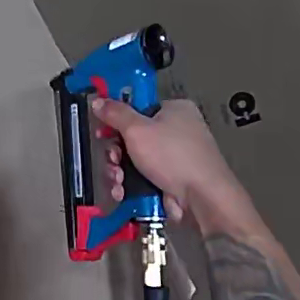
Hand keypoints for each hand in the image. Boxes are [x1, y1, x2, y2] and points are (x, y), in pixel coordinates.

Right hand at [92, 98, 251, 226]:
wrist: (201, 198)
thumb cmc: (174, 157)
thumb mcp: (137, 129)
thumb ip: (114, 113)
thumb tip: (98, 101)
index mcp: (175, 110)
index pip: (137, 105)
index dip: (116, 116)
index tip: (102, 126)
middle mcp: (177, 130)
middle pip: (131, 134)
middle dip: (116, 150)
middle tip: (113, 157)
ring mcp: (174, 156)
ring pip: (133, 157)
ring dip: (119, 169)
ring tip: (119, 179)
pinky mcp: (170, 177)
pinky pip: (141, 174)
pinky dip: (129, 182)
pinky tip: (124, 190)